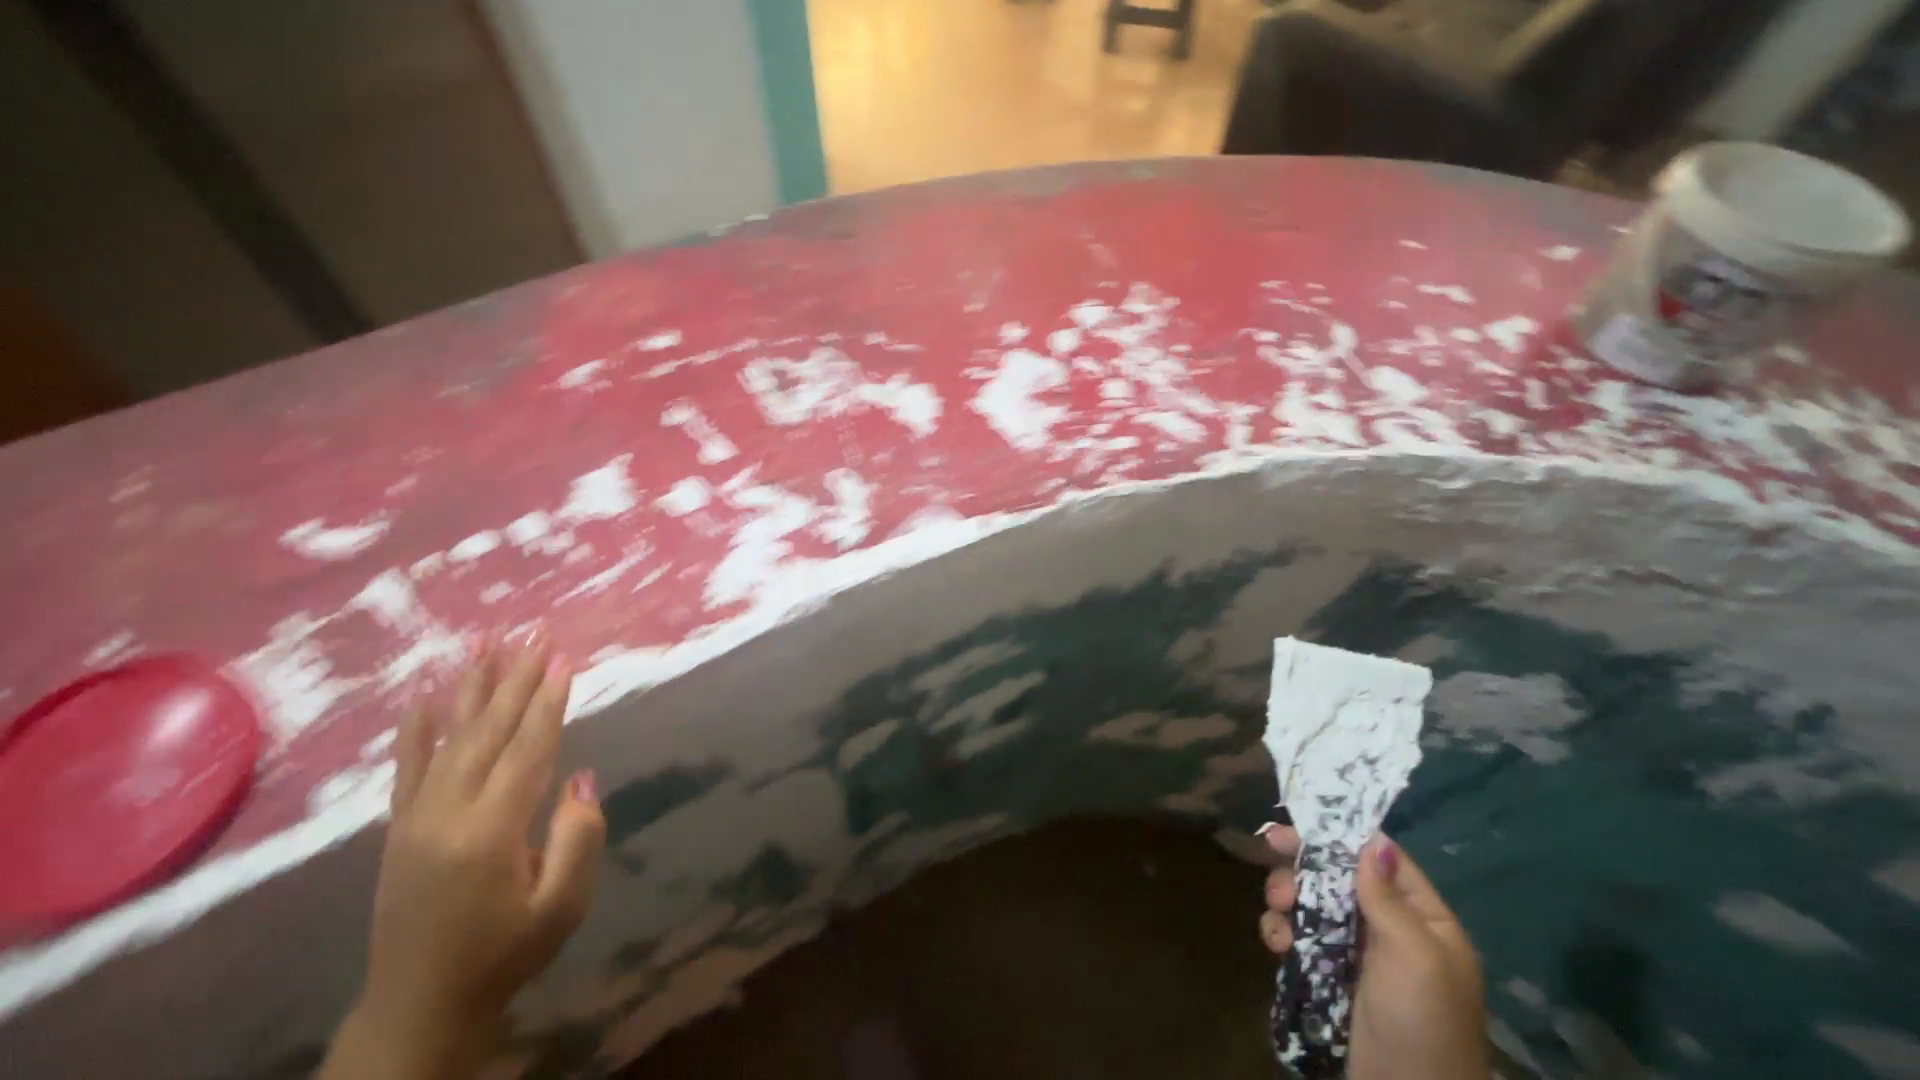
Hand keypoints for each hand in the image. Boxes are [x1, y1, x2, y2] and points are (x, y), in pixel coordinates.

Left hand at [322, 632, 605, 1079]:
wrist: (421, 1003)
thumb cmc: (505, 954)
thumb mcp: (562, 908)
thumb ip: (577, 839)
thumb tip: (580, 776)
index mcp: (492, 830)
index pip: (527, 750)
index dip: (548, 702)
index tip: (562, 657)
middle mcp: (448, 811)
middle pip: (489, 731)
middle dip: (516, 678)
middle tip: (535, 633)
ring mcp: (417, 816)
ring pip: (450, 737)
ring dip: (472, 687)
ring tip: (486, 642)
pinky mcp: (399, 827)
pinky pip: (409, 766)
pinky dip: (417, 727)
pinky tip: (423, 696)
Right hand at [1260, 827, 1486, 1079]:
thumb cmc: (1421, 1019)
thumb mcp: (1414, 955)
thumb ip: (1388, 898)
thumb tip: (1373, 840)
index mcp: (1424, 921)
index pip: (1381, 861)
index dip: (1339, 837)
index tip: (1297, 823)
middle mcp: (1391, 931)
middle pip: (1339, 879)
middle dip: (1303, 866)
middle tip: (1268, 850)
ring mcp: (1357, 957)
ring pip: (1313, 907)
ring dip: (1288, 898)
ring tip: (1276, 910)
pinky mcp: (1328, 980)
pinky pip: (1300, 941)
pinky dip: (1282, 933)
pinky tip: (1275, 942)